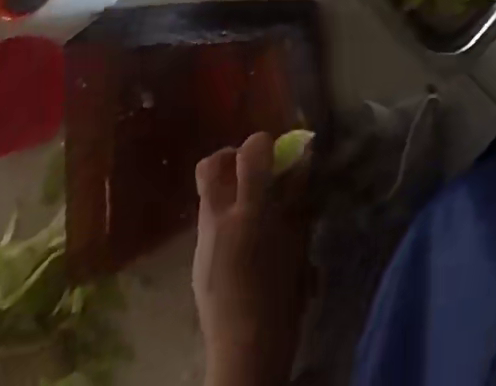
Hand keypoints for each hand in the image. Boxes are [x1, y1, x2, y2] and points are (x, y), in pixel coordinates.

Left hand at [193, 133, 310, 385]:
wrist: (243, 353)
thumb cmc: (281, 303)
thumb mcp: (297, 250)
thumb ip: (297, 205)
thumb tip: (300, 167)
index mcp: (249, 216)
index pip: (249, 155)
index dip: (262, 143)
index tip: (275, 147)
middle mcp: (218, 219)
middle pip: (211, 165)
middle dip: (230, 156)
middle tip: (252, 167)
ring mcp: (202, 238)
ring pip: (206, 191)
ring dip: (226, 185)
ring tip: (250, 204)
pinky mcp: (195, 257)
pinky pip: (208, 218)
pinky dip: (224, 213)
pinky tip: (242, 238)